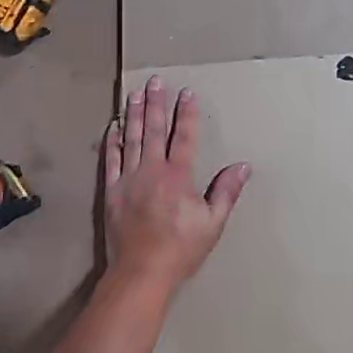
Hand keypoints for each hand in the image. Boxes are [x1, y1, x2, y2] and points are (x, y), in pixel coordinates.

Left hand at [103, 75, 250, 293]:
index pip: (184, 136)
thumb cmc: (181, 250)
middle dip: (156, 103)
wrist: (141, 271)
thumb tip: (242, 166)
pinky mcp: (112, 190)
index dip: (187, 113)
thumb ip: (226, 192)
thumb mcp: (213, 224)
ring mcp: (128, 178)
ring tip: (135, 94)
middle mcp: (152, 170)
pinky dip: (112, 141)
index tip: (187, 93)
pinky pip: (110, 159)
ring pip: (131, 138)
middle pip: (154, 130)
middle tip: (156, 81)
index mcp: (178, 176)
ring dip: (134, 114)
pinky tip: (113, 126)